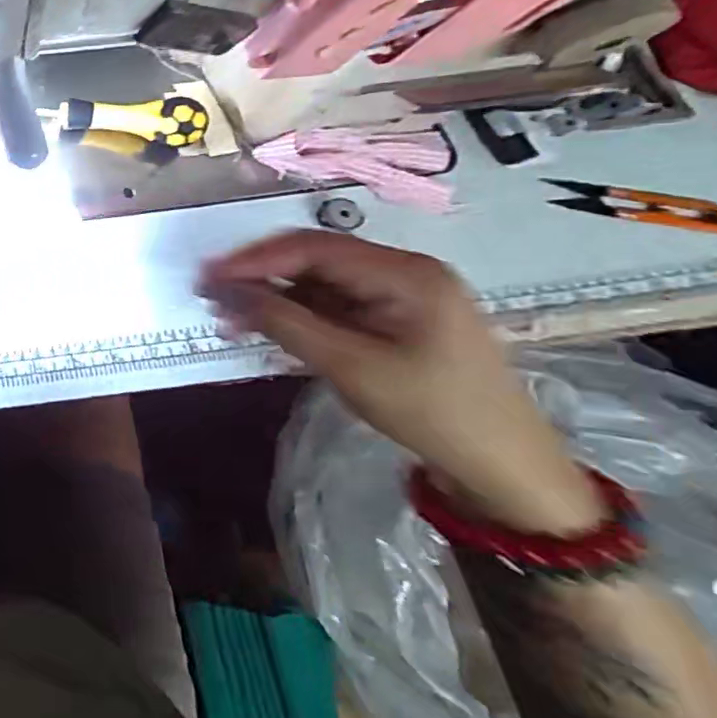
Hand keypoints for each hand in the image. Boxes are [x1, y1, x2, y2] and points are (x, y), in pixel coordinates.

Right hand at [199, 230, 602, 535]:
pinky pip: (340, 305)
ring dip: (279, 297)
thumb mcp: (351, 368)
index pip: (313, 248)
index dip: (255, 259)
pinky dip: (304, 315)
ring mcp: (404, 294)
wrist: (506, 469)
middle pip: (317, 260)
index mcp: (404, 272)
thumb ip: (286, 323)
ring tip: (233, 317)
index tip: (210, 277)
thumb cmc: (434, 414)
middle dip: (263, 277)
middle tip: (215, 298)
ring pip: (325, 283)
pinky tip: (273, 328)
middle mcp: (404, 270)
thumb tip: (229, 292)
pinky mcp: (399, 318)